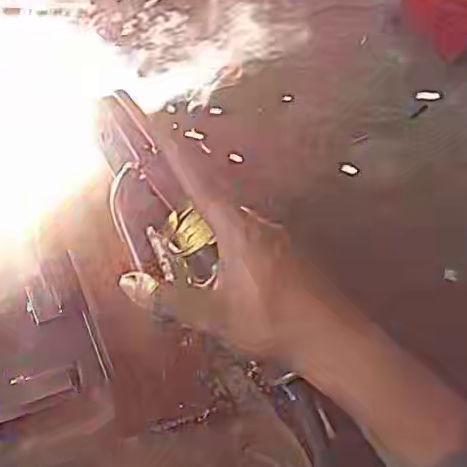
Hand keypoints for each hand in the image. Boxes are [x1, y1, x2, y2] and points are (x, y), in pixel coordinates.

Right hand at [115, 139, 349, 366]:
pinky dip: (222, 238)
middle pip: (212, 196)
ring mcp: (275, 239)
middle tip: (160, 178)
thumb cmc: (278, 324)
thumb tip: (130, 284)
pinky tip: (217, 263)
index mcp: (238, 231)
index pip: (198, 182)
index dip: (176, 152)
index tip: (159, 125)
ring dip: (203, 218)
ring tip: (180, 230)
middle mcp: (258, 226)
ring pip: (229, 218)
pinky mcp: (284, 255)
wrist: (335, 341)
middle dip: (183, 186)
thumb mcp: (213, 315)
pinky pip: (244, 236)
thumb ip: (168, 298)